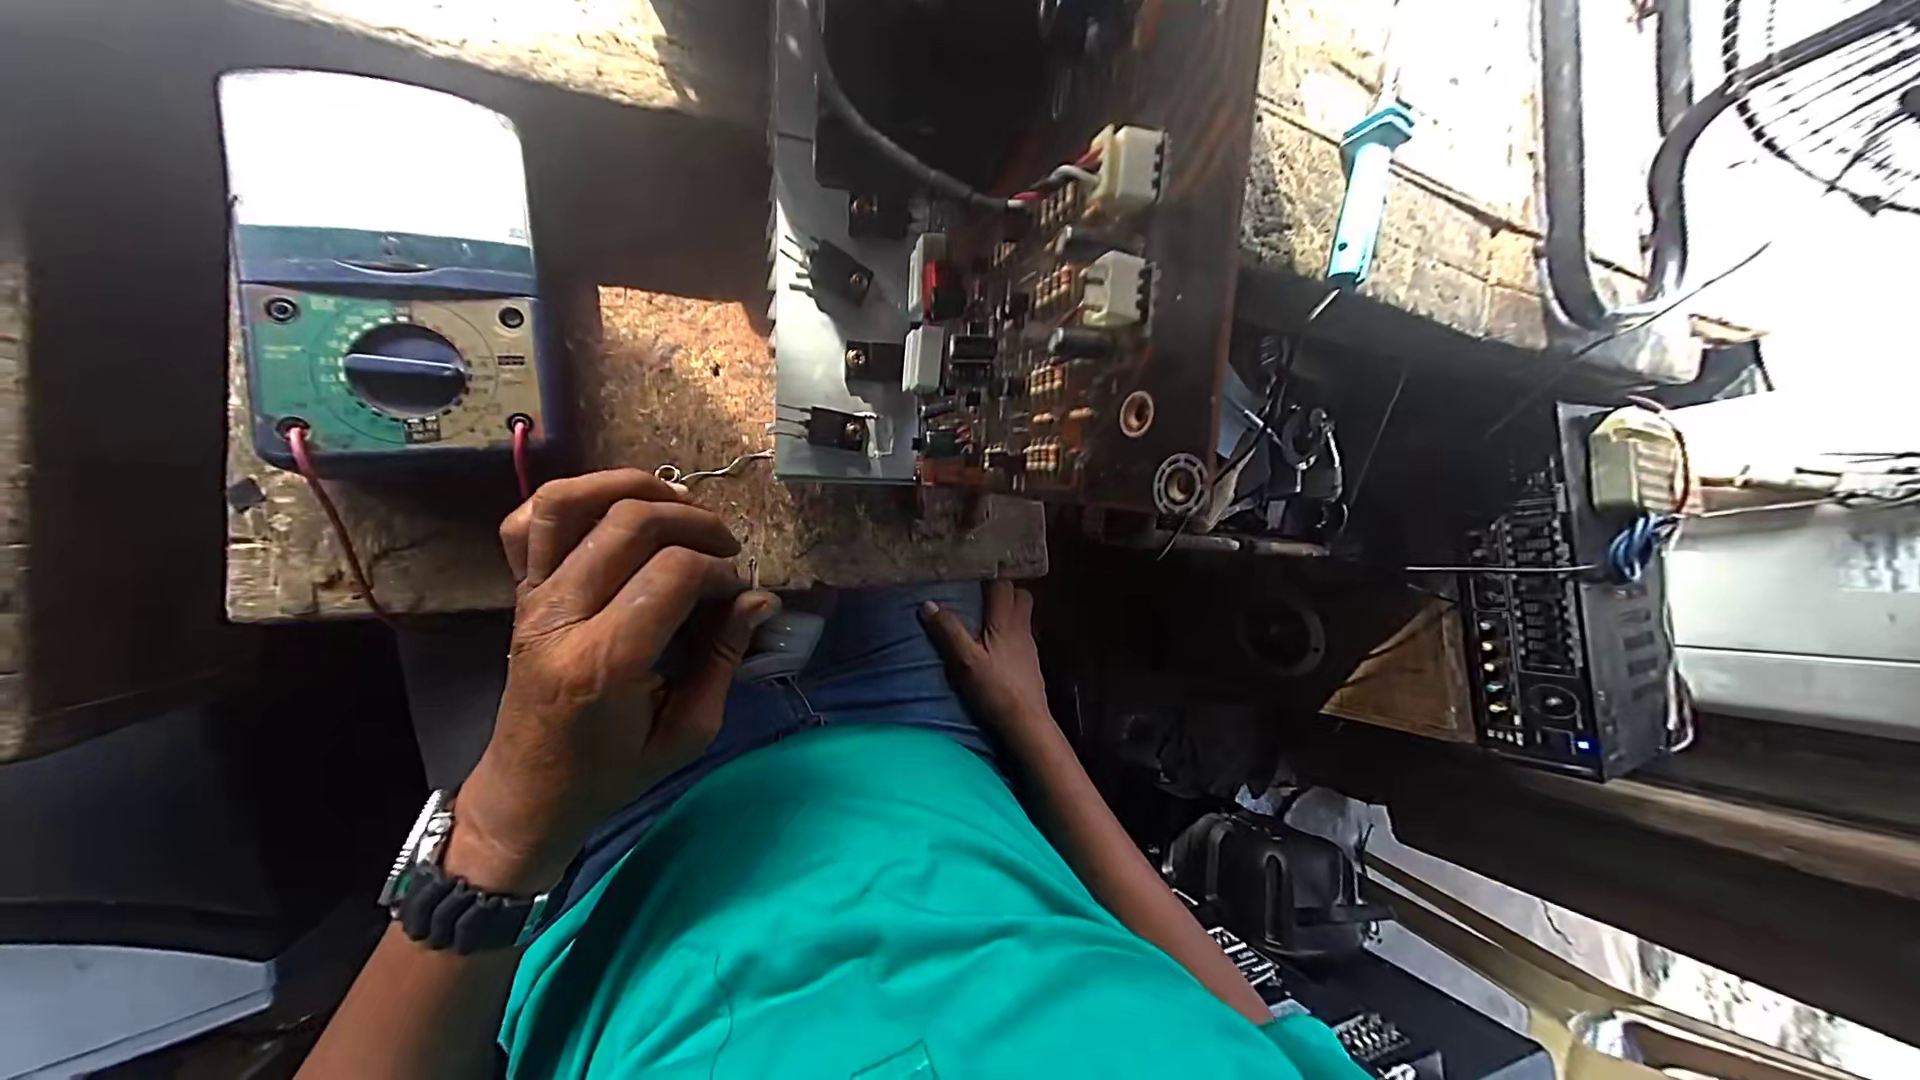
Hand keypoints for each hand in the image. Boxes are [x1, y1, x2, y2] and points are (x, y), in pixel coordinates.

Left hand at [449, 470, 778, 892]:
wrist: (528, 792)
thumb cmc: (613, 771)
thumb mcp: (688, 731)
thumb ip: (723, 658)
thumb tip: (759, 600)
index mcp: (605, 662)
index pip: (674, 573)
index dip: (721, 572)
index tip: (739, 595)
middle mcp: (560, 616)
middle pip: (631, 525)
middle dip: (695, 525)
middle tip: (724, 551)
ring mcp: (530, 599)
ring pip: (569, 503)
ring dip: (632, 488)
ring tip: (678, 503)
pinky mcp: (518, 593)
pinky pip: (526, 521)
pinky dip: (571, 498)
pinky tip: (615, 508)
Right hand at [920, 579, 1051, 736]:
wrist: (1026, 723)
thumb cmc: (995, 689)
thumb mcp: (965, 661)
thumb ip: (948, 631)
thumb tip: (928, 604)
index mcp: (1006, 621)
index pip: (1004, 585)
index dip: (990, 577)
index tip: (972, 573)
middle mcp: (1022, 628)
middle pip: (1020, 596)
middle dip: (1003, 590)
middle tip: (979, 594)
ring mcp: (1029, 646)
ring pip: (1022, 616)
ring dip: (1006, 611)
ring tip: (983, 617)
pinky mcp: (1030, 663)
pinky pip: (1021, 636)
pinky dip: (1009, 633)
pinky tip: (994, 646)